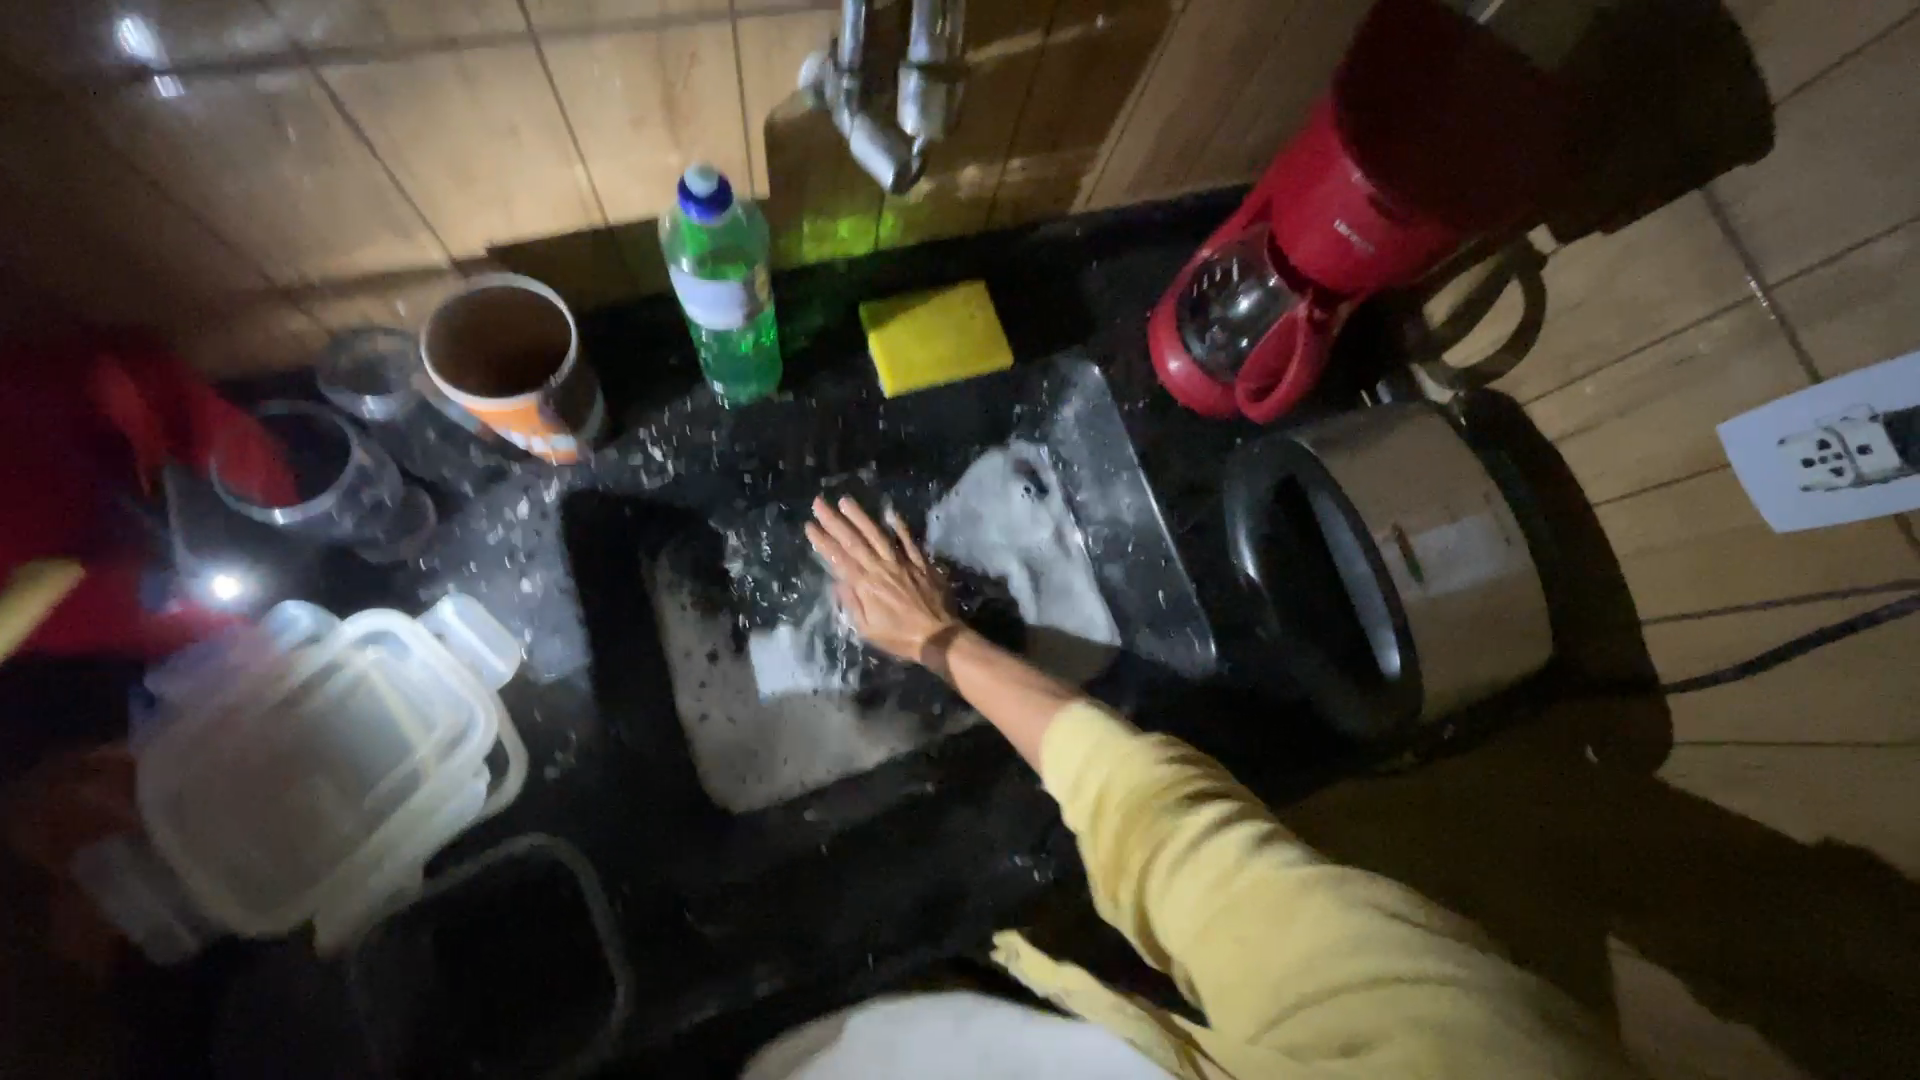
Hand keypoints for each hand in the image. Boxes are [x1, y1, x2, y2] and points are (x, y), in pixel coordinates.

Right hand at [805, 495, 959, 664]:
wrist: (938, 636)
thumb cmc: (899, 637)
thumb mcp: (867, 630)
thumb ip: (851, 603)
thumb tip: (837, 581)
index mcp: (866, 585)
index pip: (839, 559)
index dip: (823, 541)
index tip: (809, 526)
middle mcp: (881, 568)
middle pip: (854, 541)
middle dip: (835, 521)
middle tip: (819, 503)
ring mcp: (902, 563)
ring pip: (878, 535)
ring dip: (861, 517)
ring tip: (846, 501)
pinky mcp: (921, 563)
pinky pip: (908, 541)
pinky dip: (900, 527)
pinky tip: (890, 513)